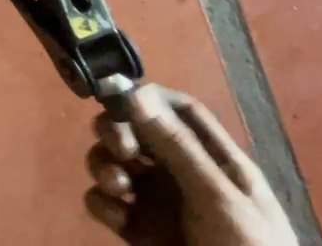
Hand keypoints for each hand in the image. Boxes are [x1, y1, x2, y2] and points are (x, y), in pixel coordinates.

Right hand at [85, 86, 298, 245]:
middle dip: (117, 131)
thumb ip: (176, 145)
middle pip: (136, 131)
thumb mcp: (218, 198)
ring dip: (104, 165)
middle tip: (119, 148)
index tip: (123, 100)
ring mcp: (157, 202)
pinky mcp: (137, 229)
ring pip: (113, 162)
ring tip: (116, 187)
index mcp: (215, 162)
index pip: (180, 109)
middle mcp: (182, 174)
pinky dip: (102, 202)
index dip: (150, 97)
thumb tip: (133, 90)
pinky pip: (105, 201)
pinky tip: (115, 215)